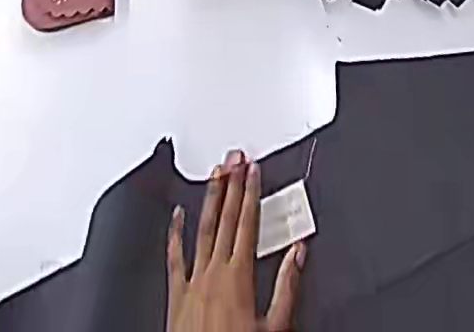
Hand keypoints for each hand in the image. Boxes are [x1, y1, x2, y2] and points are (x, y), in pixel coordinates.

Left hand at [167, 150, 305, 331]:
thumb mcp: (274, 328)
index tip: (253, 170)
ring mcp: (193, 281)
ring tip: (215, 173)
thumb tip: (299, 252)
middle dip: (232, 184)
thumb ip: (286, 287)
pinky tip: (178, 214)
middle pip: (225, 218)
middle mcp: (214, 272)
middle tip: (235, 158)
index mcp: (238, 277)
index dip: (250, 193)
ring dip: (210, 198)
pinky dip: (176, 233)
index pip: (247, 223)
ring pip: (202, 228)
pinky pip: (174, 257)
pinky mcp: (176, 295)